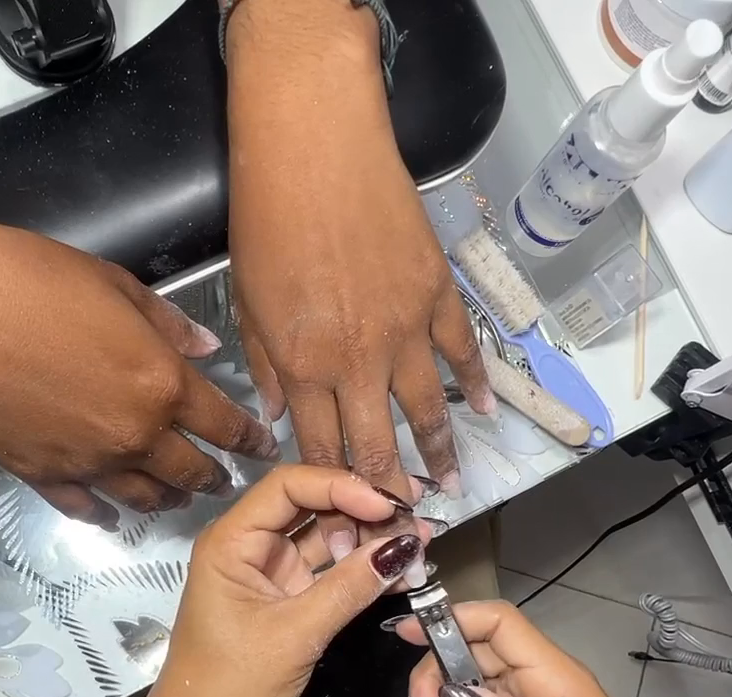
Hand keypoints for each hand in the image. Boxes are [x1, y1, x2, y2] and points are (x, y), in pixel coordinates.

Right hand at [0, 186, 277, 526]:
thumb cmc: (29, 277)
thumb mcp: (114, 285)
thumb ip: (168, 324)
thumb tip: (205, 348)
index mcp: (163, 386)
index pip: (224, 425)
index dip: (251, 440)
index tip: (265, 448)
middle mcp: (134, 437)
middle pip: (191, 471)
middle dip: (216, 477)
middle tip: (227, 480)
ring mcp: (87, 464)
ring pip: (145, 498)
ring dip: (170, 499)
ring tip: (180, 497)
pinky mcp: (40, 476)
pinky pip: (84, 507)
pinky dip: (105, 514)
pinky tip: (113, 516)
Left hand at [136, 465, 430, 696]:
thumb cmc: (230, 685)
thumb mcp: (294, 635)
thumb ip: (349, 588)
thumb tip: (406, 547)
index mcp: (232, 539)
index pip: (289, 486)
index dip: (341, 485)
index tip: (389, 506)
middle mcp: (250, 544)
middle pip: (312, 506)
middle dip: (364, 512)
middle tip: (418, 525)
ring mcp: (270, 570)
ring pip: (326, 538)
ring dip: (370, 541)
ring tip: (421, 547)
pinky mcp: (288, 597)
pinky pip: (330, 571)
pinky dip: (362, 571)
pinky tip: (401, 573)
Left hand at [225, 0, 490, 558]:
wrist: (315, 144)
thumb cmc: (266, 218)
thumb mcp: (246, 303)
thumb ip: (268, 367)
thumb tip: (284, 416)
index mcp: (304, 366)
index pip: (322, 447)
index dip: (336, 488)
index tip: (349, 513)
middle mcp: (358, 361)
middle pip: (377, 444)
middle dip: (390, 489)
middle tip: (404, 518)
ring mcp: (405, 330)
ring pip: (425, 410)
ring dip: (440, 454)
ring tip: (452, 486)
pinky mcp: (438, 295)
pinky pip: (463, 352)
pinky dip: (477, 384)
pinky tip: (484, 412)